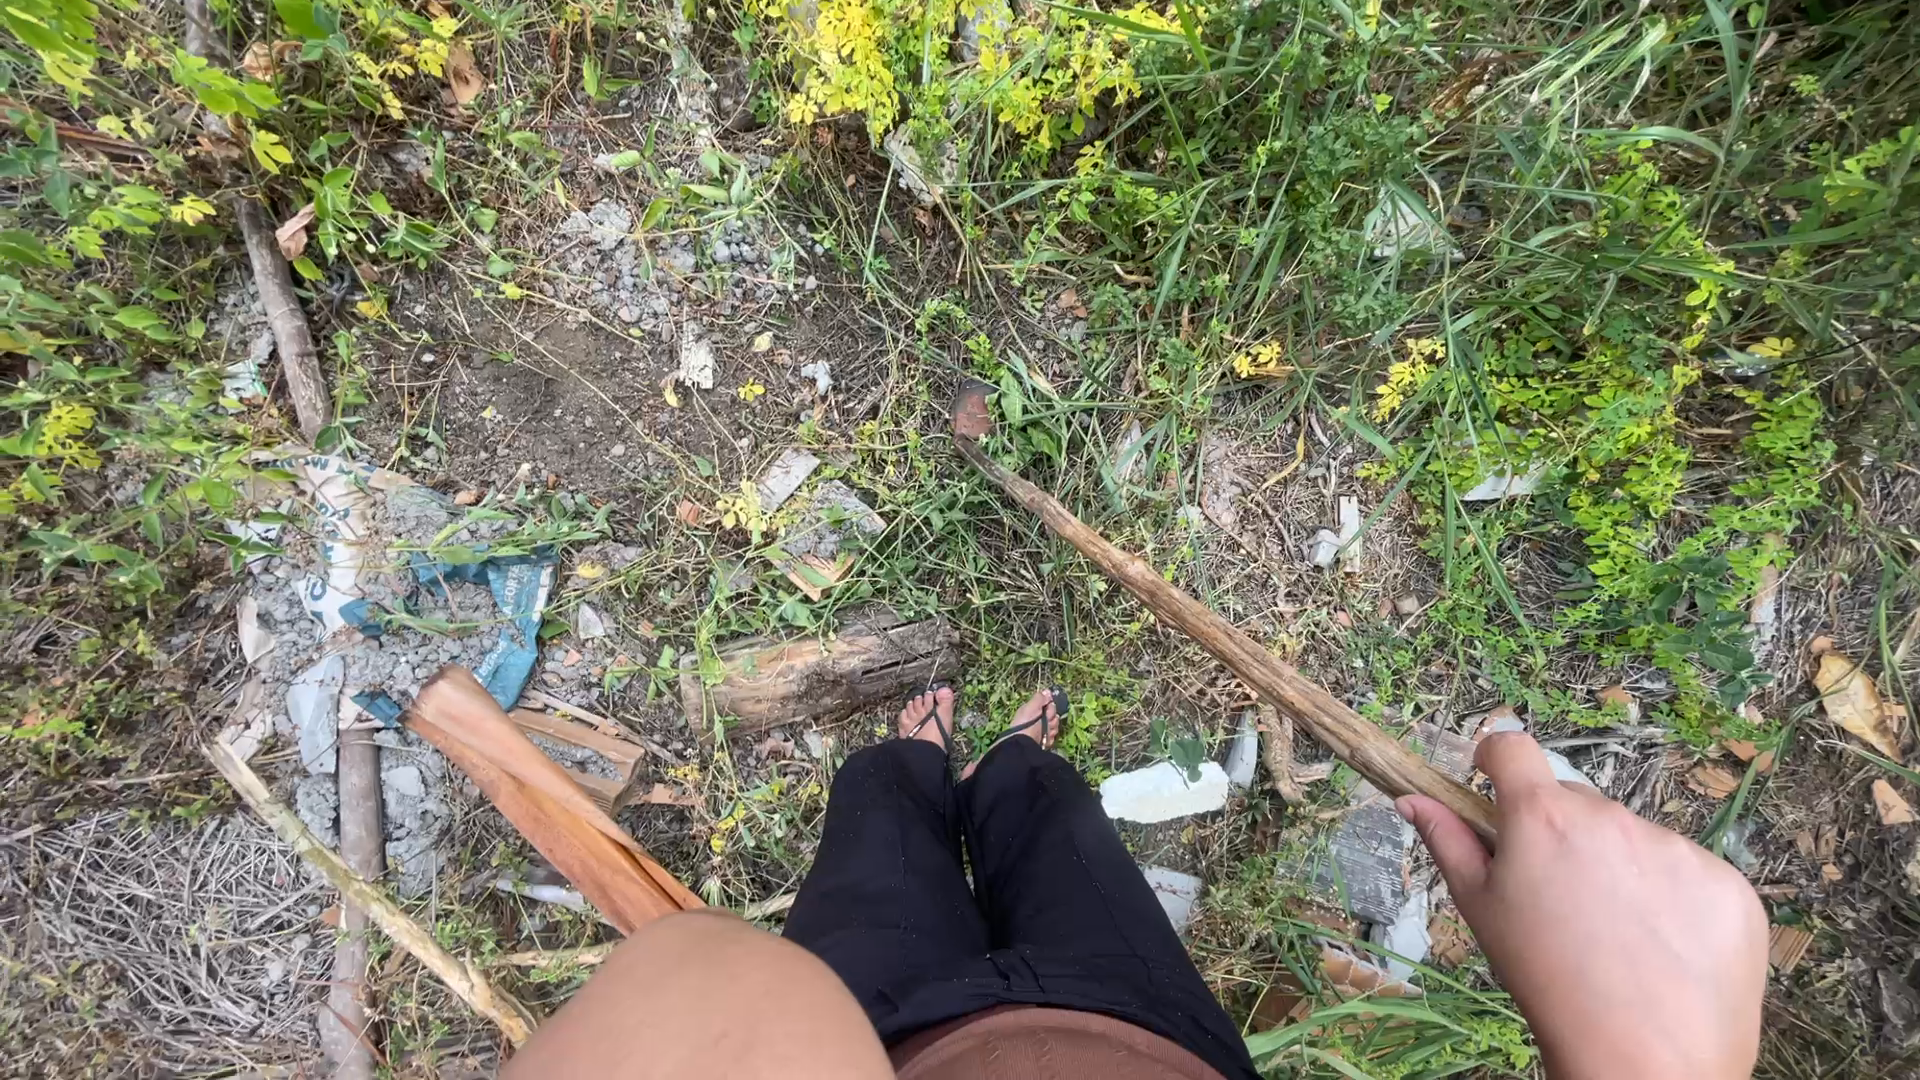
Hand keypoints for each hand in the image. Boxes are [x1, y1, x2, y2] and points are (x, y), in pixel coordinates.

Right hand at [1397, 732, 1766, 1079]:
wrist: (1644, 1056)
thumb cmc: (1542, 973)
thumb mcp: (1477, 902)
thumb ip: (1444, 838)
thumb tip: (1410, 798)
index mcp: (1542, 815)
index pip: (1513, 747)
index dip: (1496, 758)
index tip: (1494, 780)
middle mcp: (1611, 817)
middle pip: (1572, 798)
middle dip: (1558, 826)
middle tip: (1556, 886)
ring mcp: (1677, 849)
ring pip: (1629, 833)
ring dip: (1614, 858)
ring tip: (1613, 922)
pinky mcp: (1729, 884)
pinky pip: (1685, 866)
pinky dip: (1668, 888)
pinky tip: (1660, 936)